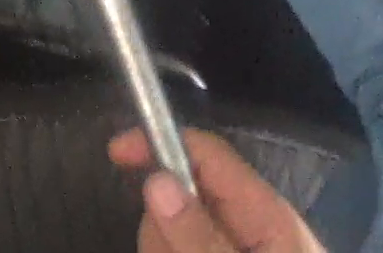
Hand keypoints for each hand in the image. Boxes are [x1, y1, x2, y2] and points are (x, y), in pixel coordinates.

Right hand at [109, 128, 325, 252]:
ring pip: (171, 237)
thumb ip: (200, 239)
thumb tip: (156, 180)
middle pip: (180, 197)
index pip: (207, 152)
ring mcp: (231, 251)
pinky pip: (178, 252)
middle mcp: (250, 228)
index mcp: (266, 216)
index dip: (160, 141)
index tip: (116, 155)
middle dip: (162, 234)